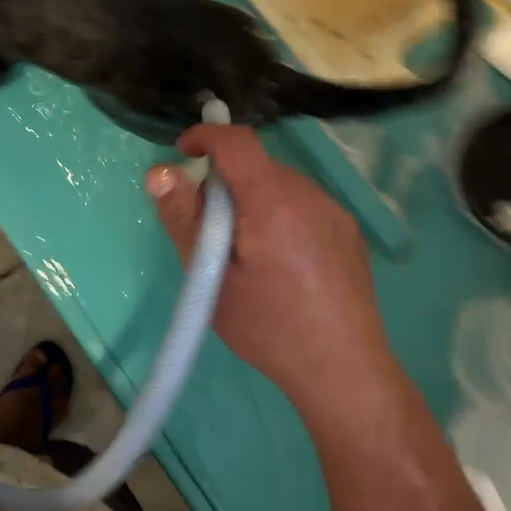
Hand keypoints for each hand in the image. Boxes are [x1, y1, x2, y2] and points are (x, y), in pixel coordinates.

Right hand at [146, 124, 398, 409]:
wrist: (345, 373)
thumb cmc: (269, 326)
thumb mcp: (210, 277)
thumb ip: (183, 219)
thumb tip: (160, 172)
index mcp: (272, 200)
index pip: (237, 141)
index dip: (205, 137)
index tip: (182, 154)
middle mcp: (310, 195)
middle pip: (256, 166)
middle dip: (224, 182)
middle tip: (205, 229)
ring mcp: (335, 213)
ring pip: (279, 186)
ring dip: (251, 201)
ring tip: (240, 254)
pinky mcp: (349, 235)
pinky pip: (302, 206)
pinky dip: (278, 216)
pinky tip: (278, 265)